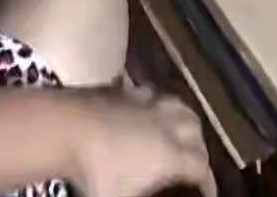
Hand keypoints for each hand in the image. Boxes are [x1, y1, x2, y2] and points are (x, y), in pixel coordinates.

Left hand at [67, 87, 215, 196]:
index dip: (208, 181)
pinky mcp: (123, 89)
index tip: (208, 192)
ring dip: (183, 119)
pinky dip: (157, 105)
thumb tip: (144, 193)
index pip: (201, 165)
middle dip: (199, 145)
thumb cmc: (97, 174)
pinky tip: (148, 113)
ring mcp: (143, 100)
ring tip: (180, 132)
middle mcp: (163, 122)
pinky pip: (150, 94)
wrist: (67, 126)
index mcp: (170, 153)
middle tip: (194, 162)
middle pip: (194, 127)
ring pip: (176, 103)